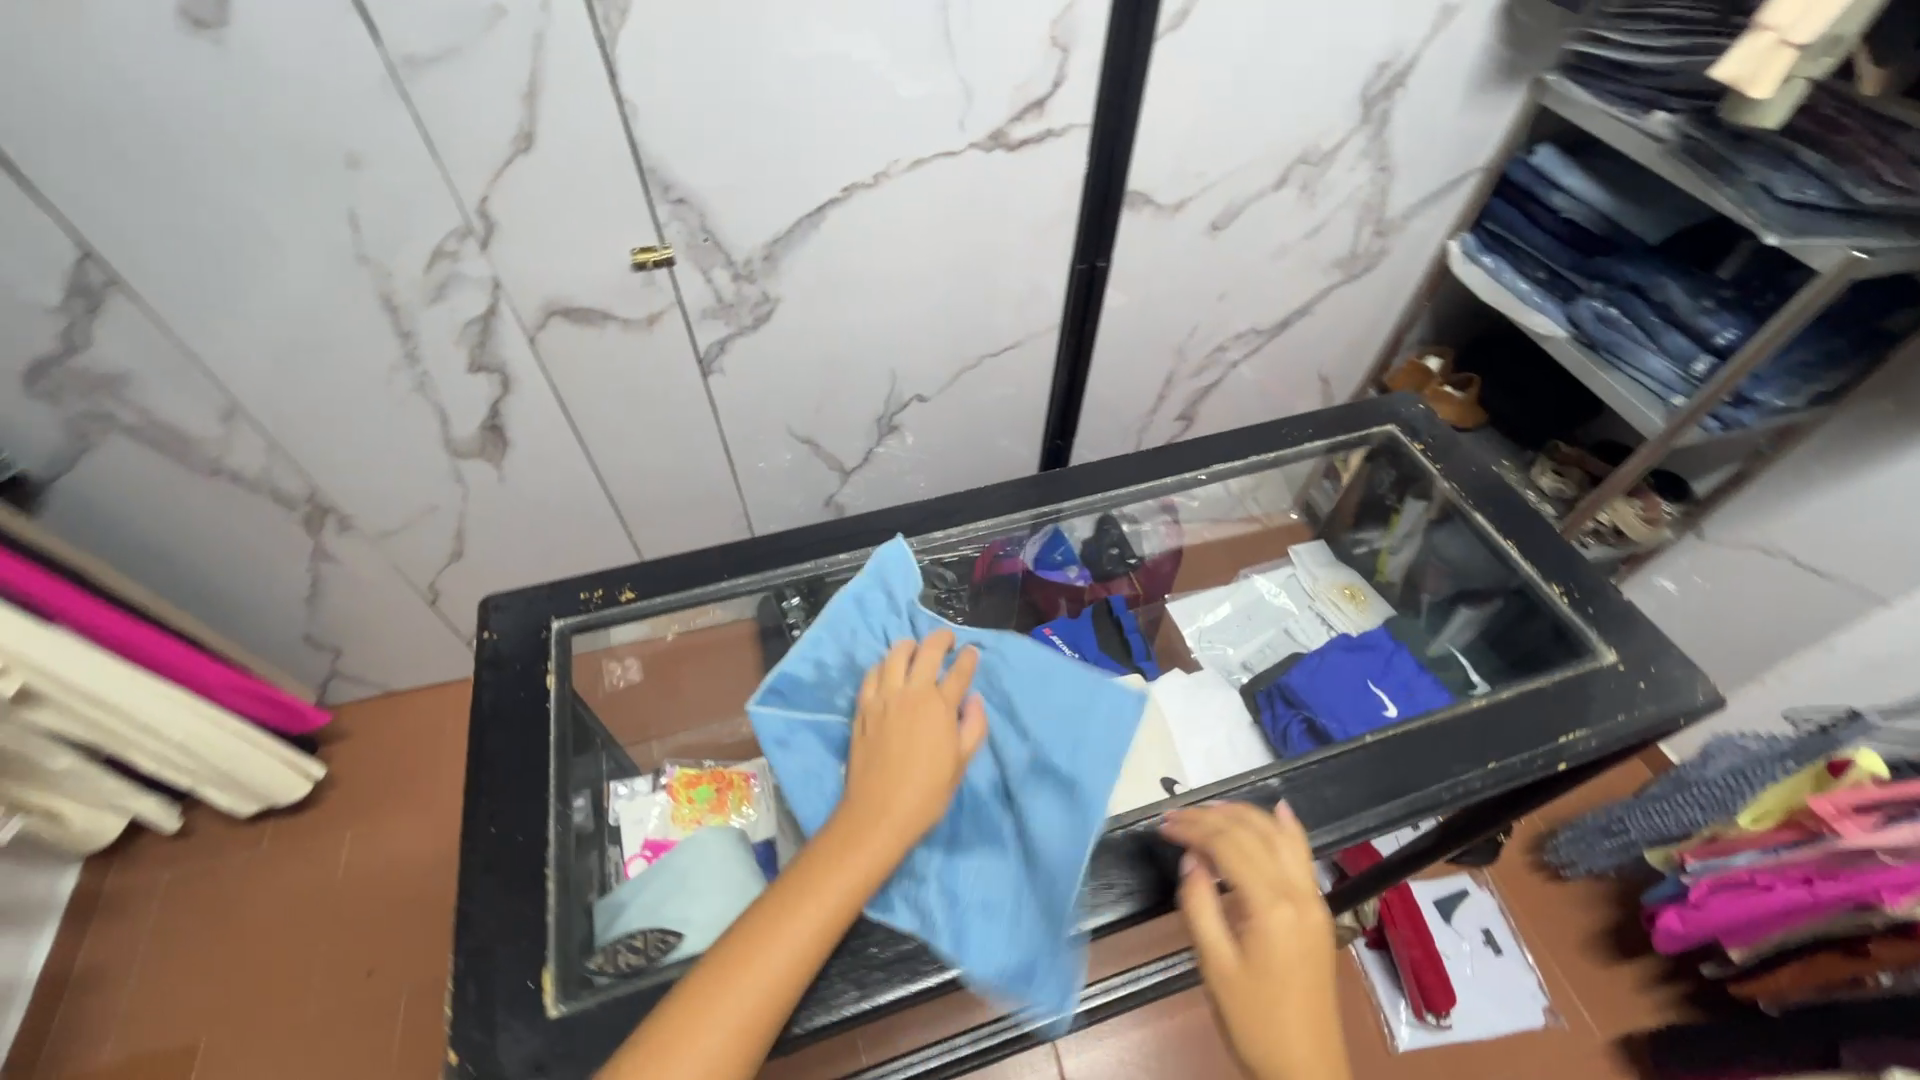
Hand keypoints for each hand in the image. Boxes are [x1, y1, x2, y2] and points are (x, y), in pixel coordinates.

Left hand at [832, 630, 988, 859]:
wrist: (879, 812)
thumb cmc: (928, 792)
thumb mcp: (962, 763)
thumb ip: (974, 726)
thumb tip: (974, 699)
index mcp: (941, 706)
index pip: (960, 671)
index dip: (969, 658)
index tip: (972, 652)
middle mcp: (912, 693)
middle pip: (928, 652)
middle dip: (941, 639)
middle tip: (948, 639)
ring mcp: (884, 698)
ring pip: (896, 655)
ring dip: (909, 646)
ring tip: (916, 649)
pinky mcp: (863, 707)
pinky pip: (872, 674)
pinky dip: (883, 666)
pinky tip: (887, 670)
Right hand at [1160, 802, 1350, 1079]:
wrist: (1306, 1069)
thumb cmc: (1252, 1021)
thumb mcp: (1213, 965)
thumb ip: (1199, 903)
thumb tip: (1191, 857)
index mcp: (1270, 906)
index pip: (1227, 845)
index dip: (1193, 828)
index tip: (1163, 824)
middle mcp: (1298, 893)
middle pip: (1254, 832)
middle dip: (1213, 816)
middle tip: (1177, 816)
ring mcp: (1314, 900)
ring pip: (1282, 836)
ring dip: (1246, 815)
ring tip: (1211, 809)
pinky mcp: (1319, 912)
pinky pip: (1302, 855)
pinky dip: (1286, 828)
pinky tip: (1278, 812)